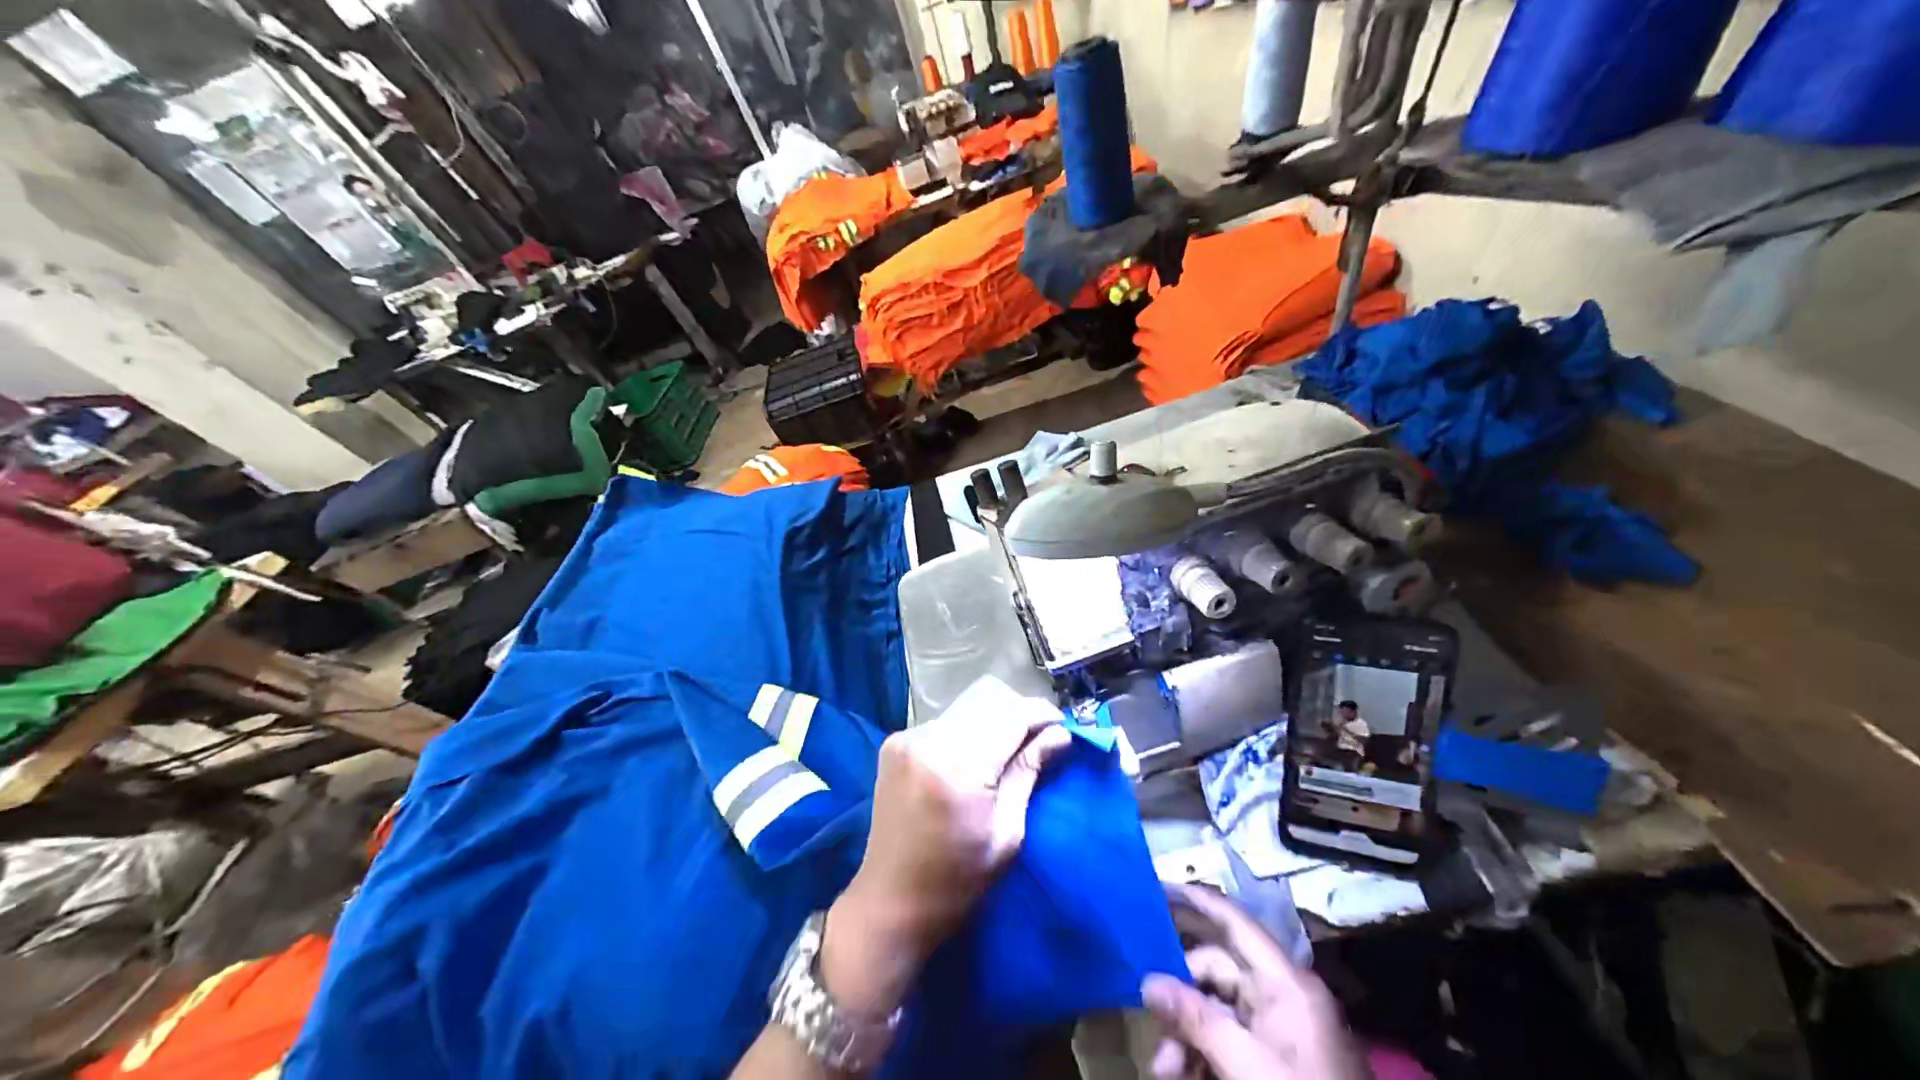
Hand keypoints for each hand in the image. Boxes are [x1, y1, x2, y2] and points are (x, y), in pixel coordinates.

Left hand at [821, 679, 1072, 1014]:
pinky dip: (968, 730)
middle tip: (1042, 737)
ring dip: (994, 719)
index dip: (1042, 714)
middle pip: (987, 701)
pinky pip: (944, 721)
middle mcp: (928, 741)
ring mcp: (906, 738)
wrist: (890, 902)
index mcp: (957, 768)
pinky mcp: (895, 743)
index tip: (1064, 725)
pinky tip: (977, 758)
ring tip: (1013, 748)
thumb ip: (1029, 773)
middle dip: (1020, 713)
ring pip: (966, 707)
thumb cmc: (957, 882)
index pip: (1010, 716)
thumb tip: (1060, 734)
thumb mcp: (1007, 834)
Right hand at [1142, 885, 1367, 1079]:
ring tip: (1165, 1071)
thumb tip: (1148, 980)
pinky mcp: (1278, 1063)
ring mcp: (1282, 1032)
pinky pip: (1230, 1041)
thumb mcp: (1243, 1065)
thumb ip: (1194, 1019)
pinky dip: (1204, 1054)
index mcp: (1286, 984)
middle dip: (1179, 997)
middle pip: (1218, 971)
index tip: (1155, 890)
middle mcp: (1284, 997)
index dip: (1196, 902)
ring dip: (1186, 1035)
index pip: (1235, 923)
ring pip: (1218, 1011)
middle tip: (1151, 1025)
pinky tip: (1182, 1077)